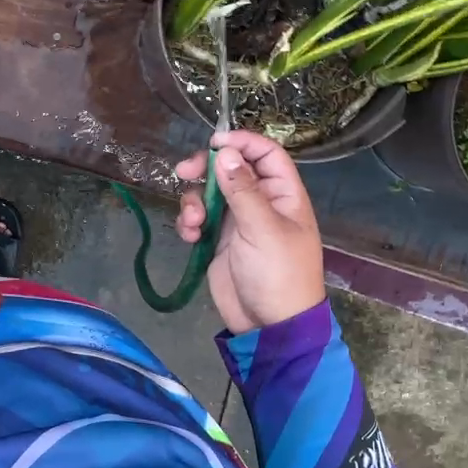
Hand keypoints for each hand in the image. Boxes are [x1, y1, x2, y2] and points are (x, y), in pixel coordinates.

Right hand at [176, 130, 326, 332]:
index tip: (215, 142)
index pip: (266, 154)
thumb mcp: (262, 229)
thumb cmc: (277, 274)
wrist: (268, 325)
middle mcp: (260, 202)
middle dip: (205, 169)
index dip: (243, 142)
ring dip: (194, 202)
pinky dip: (190, 223)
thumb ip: (242, 190)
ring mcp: (238, 221)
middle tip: (184, 171)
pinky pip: (199, 218)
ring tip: (193, 223)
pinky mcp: (219, 240)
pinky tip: (190, 238)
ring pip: (209, 193)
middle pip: (230, 168)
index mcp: (283, 195)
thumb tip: (225, 152)